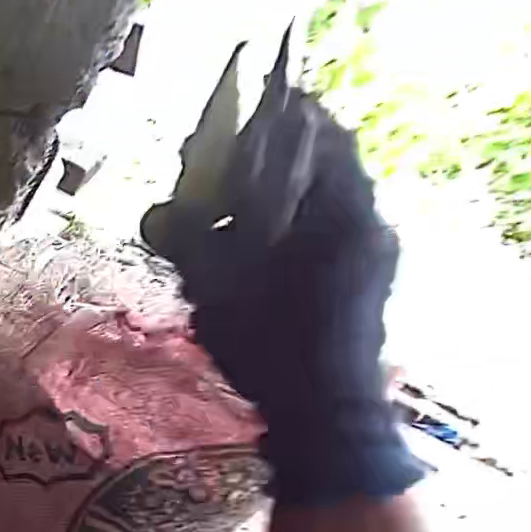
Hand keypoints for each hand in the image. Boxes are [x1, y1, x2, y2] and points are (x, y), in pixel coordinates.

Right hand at [141, 38, 421, 503]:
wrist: (326, 415)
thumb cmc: (272, 347)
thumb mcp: (220, 291)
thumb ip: (190, 242)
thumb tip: (158, 212)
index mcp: (339, 211)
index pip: (317, 133)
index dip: (277, 117)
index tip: (238, 117)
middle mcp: (368, 221)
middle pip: (324, 164)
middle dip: (275, 159)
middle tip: (227, 169)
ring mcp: (372, 254)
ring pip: (325, 202)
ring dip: (283, 197)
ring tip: (236, 215)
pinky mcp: (364, 283)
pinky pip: (328, 234)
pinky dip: (293, 229)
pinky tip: (260, 256)